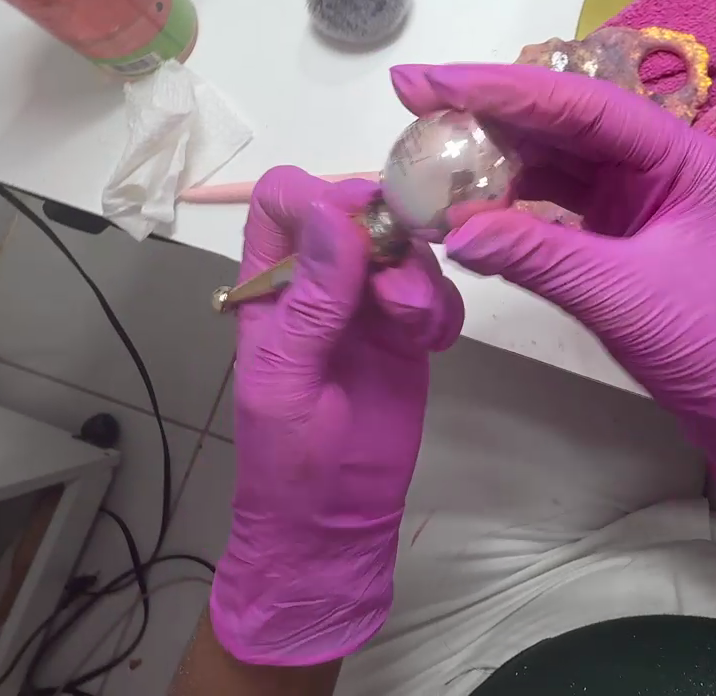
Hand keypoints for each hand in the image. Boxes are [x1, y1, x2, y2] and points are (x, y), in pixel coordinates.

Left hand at [209, 167, 462, 666]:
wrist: (336, 519)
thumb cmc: (290, 457)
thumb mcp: (289, 378)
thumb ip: (312, 298)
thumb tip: (335, 211)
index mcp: (271, 280)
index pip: (284, 200)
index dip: (319, 195)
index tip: (361, 223)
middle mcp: (321, 277)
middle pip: (358, 210)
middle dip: (388, 237)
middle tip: (399, 291)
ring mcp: (368, 299)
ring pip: (405, 246)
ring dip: (419, 279)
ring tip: (416, 329)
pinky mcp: (408, 326)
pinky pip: (437, 288)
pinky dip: (444, 308)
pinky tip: (436, 345)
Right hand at [390, 63, 715, 512]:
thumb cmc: (704, 346)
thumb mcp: (619, 298)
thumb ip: (537, 257)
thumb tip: (452, 231)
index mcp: (679, 156)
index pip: (584, 105)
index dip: (505, 87)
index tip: (435, 80)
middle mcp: (654, 156)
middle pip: (561, 117)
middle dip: (486, 106)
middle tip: (412, 94)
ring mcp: (630, 184)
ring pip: (550, 149)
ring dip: (490, 149)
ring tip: (428, 146)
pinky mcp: (608, 215)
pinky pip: (547, 189)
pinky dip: (504, 192)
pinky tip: (464, 195)